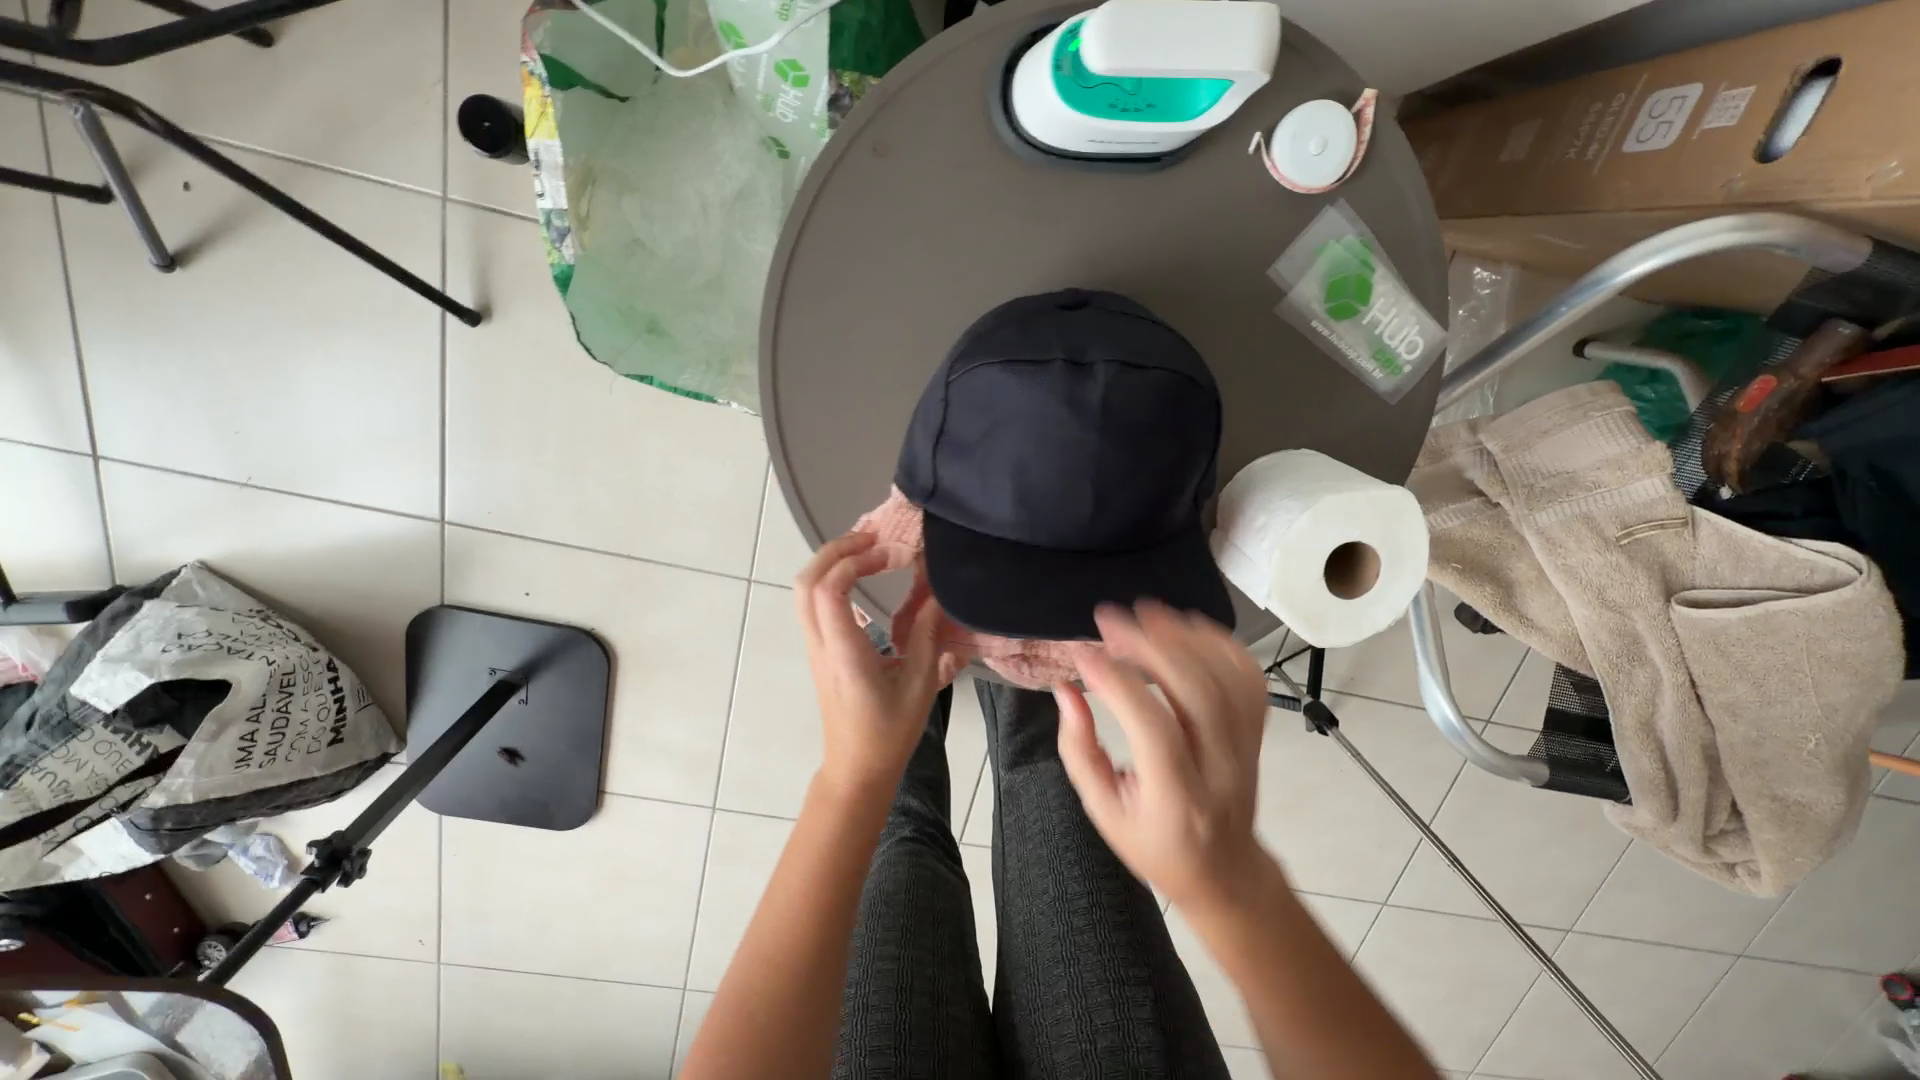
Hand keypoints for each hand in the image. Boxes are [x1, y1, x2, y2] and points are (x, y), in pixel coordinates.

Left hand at [795, 532, 965, 800]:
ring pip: (804, 590)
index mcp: (844, 653)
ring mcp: (815, 646)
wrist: (857, 768)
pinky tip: (863, 577)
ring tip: (870, 550)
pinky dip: (832, 578)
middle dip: (837, 549)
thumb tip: (937, 594)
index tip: (897, 556)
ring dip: (832, 562)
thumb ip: (928, 636)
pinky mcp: (820, 650)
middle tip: (876, 539)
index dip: (859, 560)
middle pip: (806, 580)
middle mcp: (821, 644)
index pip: (830, 590)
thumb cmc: (889, 732)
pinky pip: (813, 602)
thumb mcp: (920, 685)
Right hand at [1056, 601, 1272, 909]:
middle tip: (1112, 620)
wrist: (1224, 870)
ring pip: (1228, 680)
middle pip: (1198, 693)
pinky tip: (1188, 628)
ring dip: (1187, 637)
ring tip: (1146, 614)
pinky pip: (1249, 680)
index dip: (1117, 684)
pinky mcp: (1257, 734)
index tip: (1083, 653)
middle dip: (1152, 646)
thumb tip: (1066, 690)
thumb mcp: (1103, 811)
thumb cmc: (1154, 844)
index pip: (1153, 730)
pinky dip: (1221, 644)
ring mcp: (1247, 750)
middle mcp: (1220, 771)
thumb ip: (1080, 751)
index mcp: (1177, 800)